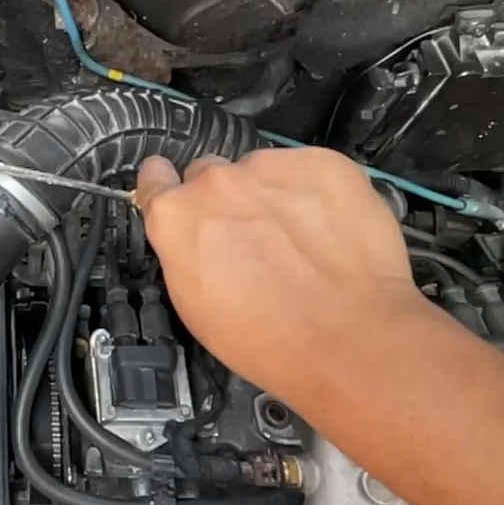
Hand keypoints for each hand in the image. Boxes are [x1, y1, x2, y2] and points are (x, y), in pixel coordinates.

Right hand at [134, 148, 433, 388]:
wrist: (350, 340)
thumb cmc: (266, 338)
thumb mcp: (191, 303)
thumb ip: (181, 250)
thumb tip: (189, 236)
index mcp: (175, 215)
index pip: (153, 176)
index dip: (166, 188)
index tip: (178, 196)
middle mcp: (215, 181)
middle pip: (210, 174)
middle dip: (225, 200)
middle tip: (252, 238)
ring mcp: (269, 167)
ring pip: (261, 170)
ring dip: (271, 195)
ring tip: (299, 240)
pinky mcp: (321, 164)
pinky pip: (308, 169)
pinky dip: (315, 192)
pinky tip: (328, 230)